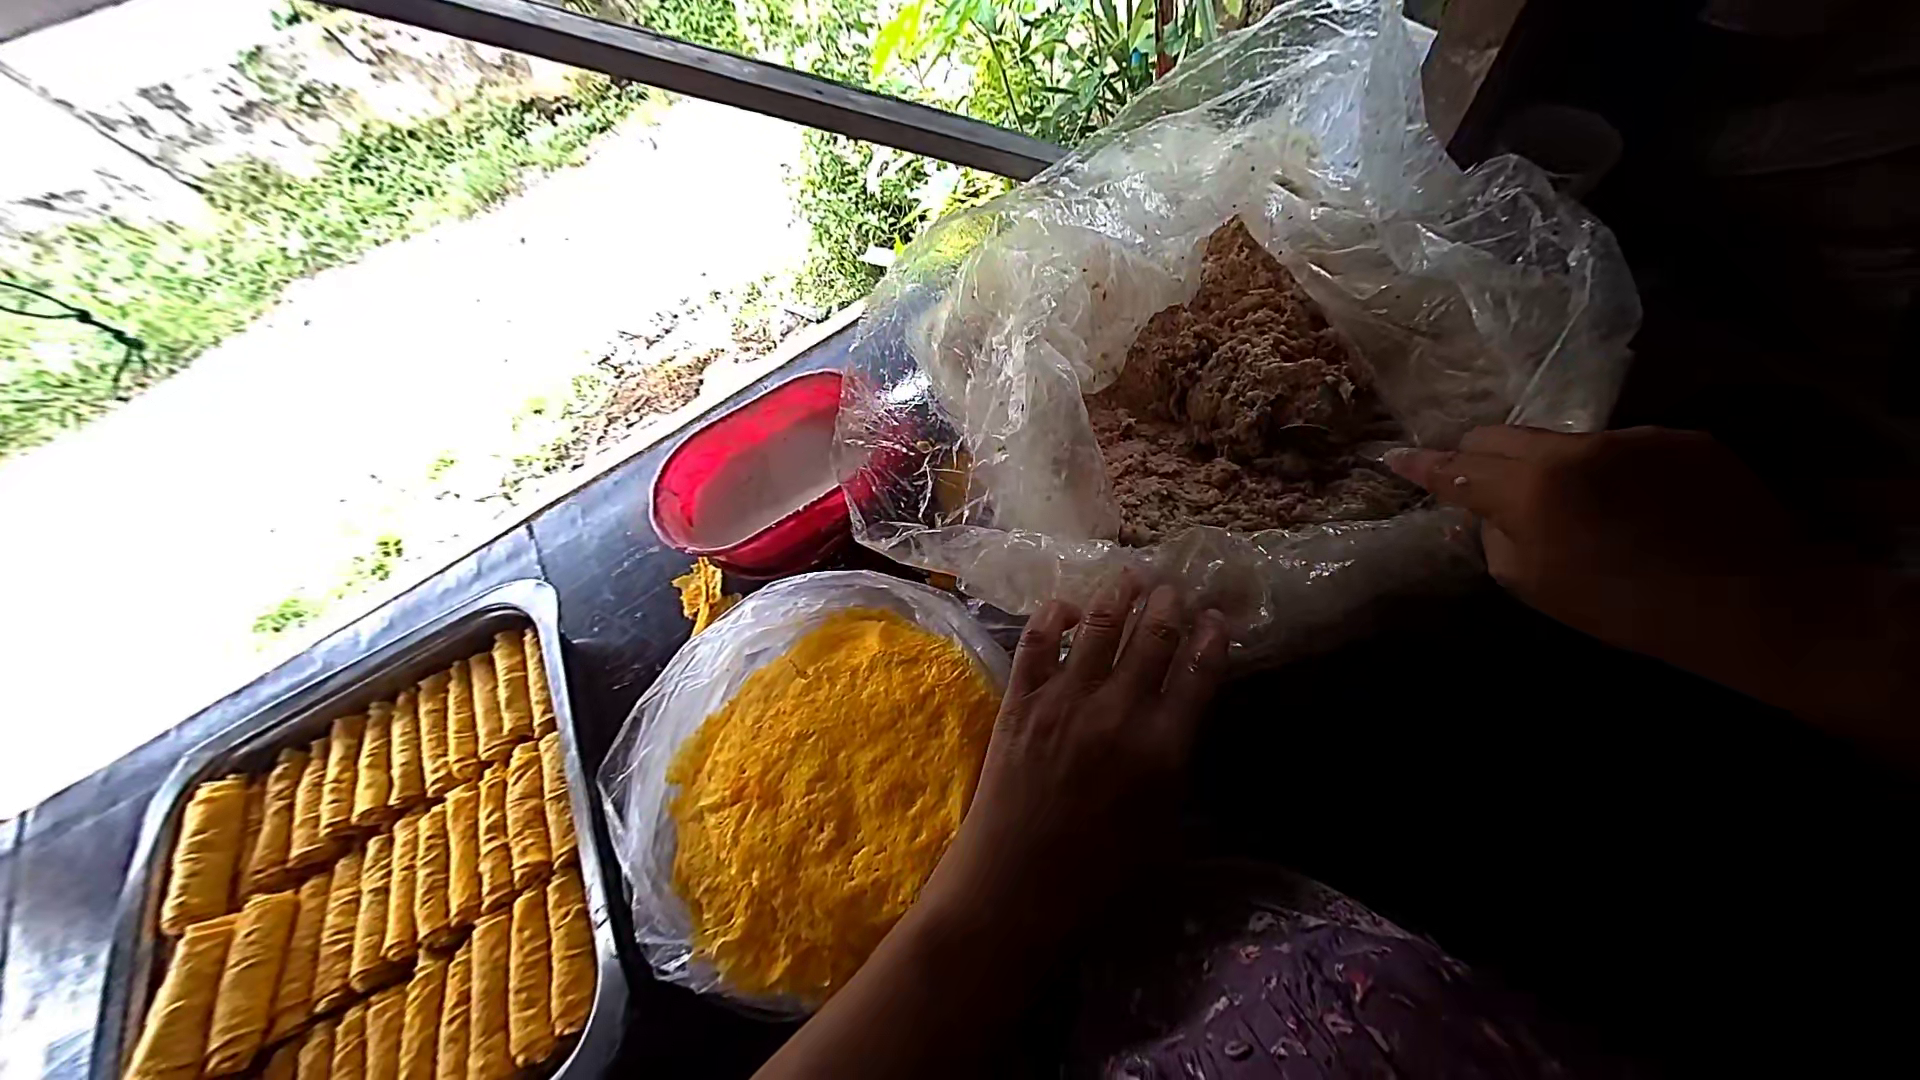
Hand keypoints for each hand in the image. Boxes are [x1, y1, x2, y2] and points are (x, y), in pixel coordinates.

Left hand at [918, 574, 1229, 947]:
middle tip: (1172, 588)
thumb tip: (1180, 706)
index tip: (1216, 616)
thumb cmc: (1098, 865)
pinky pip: (1038, 642)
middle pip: (1152, 639)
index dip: (1212, 637)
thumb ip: (1174, 757)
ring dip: (1118, 597)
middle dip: (1168, 606)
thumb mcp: (1162, 819)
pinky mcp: (1021, 699)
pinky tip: (1066, 606)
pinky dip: (1053, 616)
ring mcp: (1063, 700)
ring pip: (1099, 628)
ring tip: (1130, 576)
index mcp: (1162, 747)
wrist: (1017, 879)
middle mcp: (1117, 712)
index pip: (1198, 673)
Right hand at [1384, 426, 1915, 750]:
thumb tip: (1483, 511)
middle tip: (1477, 485)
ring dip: (1540, 465)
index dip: (1418, 464)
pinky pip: (1610, 446)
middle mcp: (1574, 450)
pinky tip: (1623, 502)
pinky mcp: (1678, 438)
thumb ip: (1492, 535)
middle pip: (1496, 435)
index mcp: (1530, 491)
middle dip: (1474, 456)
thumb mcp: (1528, 582)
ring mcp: (1630, 438)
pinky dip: (1597, 468)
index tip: (1391, 456)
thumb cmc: (1621, 605)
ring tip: (1567, 503)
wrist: (1757, 604)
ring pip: (1553, 439)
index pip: (1454, 468)